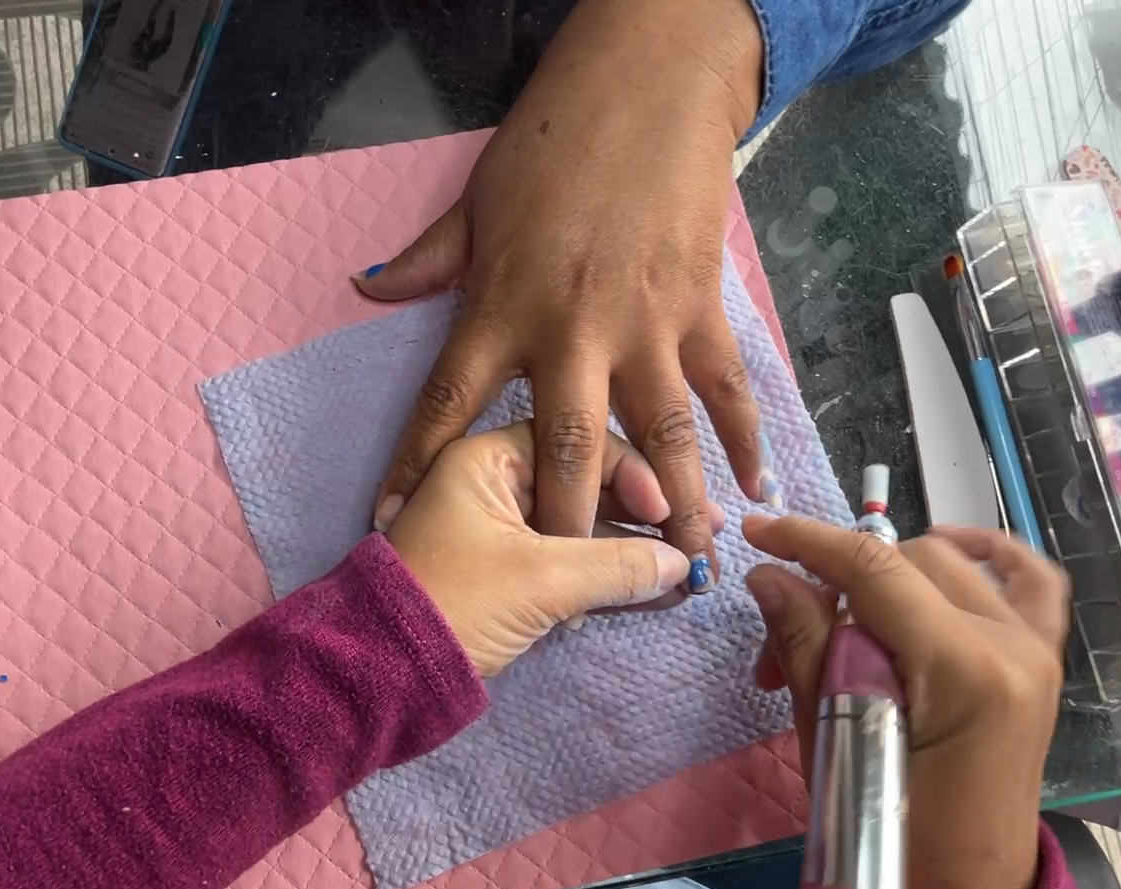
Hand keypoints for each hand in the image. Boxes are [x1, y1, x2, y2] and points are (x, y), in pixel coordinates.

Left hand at [360, 0, 766, 590]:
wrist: (652, 78)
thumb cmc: (554, 143)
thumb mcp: (475, 201)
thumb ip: (425, 259)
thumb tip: (365, 288)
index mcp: (502, 308)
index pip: (448, 403)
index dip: (414, 466)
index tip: (393, 523)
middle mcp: (570, 329)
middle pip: (565, 446)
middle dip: (567, 519)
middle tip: (570, 577)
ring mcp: (644, 322)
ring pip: (657, 430)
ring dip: (673, 498)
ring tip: (687, 558)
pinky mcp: (702, 308)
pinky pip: (725, 385)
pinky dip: (744, 435)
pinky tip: (754, 481)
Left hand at [386, 423, 718, 676]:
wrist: (386, 671)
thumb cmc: (455, 603)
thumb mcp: (539, 579)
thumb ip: (616, 566)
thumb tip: (682, 564)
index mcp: (486, 460)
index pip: (572, 441)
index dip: (628, 471)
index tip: (664, 508)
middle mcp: (495, 483)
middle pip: (585, 483)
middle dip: (645, 513)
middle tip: (704, 529)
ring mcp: (504, 530)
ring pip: (583, 527)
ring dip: (635, 547)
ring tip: (695, 564)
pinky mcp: (510, 572)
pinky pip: (569, 561)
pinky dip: (609, 575)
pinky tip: (660, 587)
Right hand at [743, 518, 1070, 888]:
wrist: (967, 886)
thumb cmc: (888, 826)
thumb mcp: (830, 734)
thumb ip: (803, 642)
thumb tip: (767, 574)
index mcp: (963, 669)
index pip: (874, 570)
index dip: (808, 541)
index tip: (755, 531)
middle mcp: (1011, 644)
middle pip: (904, 561)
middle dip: (834, 580)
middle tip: (787, 635)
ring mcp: (1036, 648)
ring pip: (946, 562)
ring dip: (881, 578)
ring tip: (842, 625)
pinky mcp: (1041, 658)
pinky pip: (1027, 579)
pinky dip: (981, 554)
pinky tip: (942, 550)